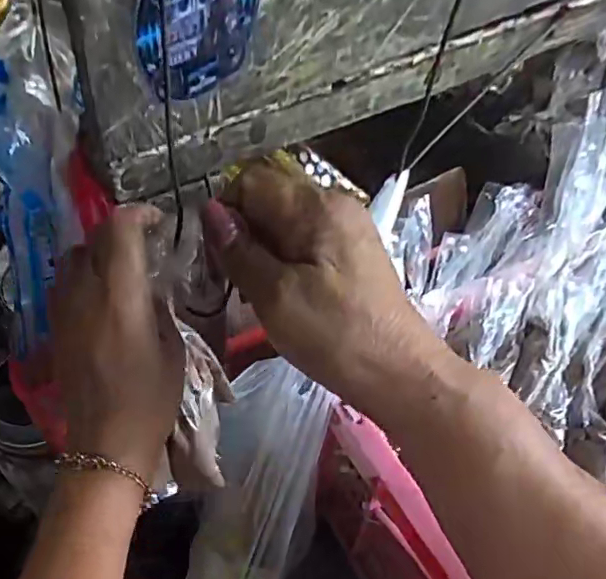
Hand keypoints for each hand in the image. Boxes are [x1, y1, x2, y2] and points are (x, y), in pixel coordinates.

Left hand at [49, 204, 183, 481]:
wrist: (106, 445)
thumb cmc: (150, 403)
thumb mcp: (173, 352)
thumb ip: (159, 310)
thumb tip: (148, 291)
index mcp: (120, 298)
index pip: (118, 230)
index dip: (137, 215)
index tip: (155, 222)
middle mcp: (84, 297)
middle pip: (90, 241)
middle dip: (115, 235)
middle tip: (138, 249)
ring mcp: (63, 315)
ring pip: (70, 264)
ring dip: (93, 258)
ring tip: (116, 274)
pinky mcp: (54, 334)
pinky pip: (62, 291)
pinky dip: (80, 284)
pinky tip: (99, 303)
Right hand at [202, 162, 449, 407]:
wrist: (394, 370)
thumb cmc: (333, 335)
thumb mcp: (275, 297)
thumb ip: (241, 253)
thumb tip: (210, 213)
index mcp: (316, 207)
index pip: (251, 181)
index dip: (223, 213)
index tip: (212, 256)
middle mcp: (334, 205)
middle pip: (269, 200)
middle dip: (240, 234)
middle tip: (228, 281)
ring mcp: (345, 231)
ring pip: (284, 225)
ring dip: (259, 253)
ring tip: (251, 293)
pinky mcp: (349, 257)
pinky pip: (303, 245)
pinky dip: (281, 264)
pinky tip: (278, 296)